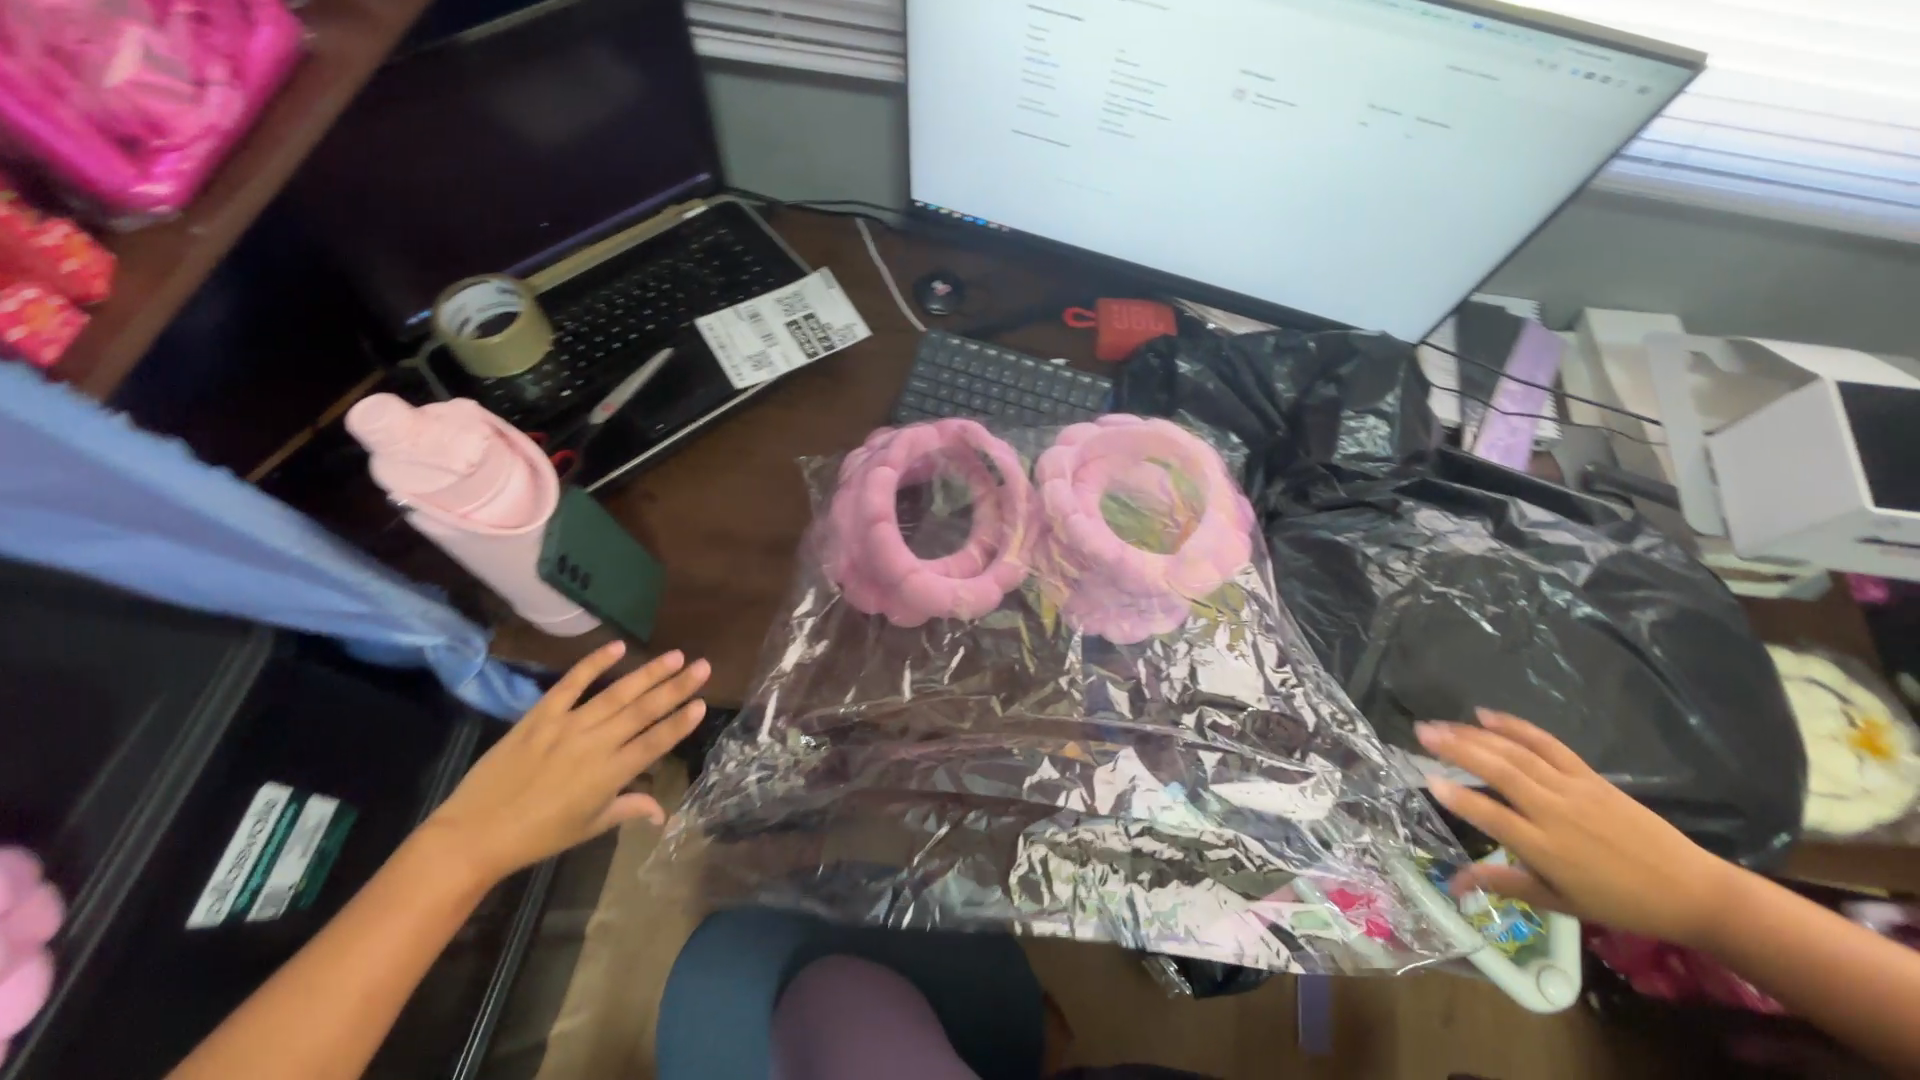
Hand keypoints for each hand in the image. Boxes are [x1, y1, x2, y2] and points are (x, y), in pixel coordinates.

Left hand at [420, 641, 710, 884]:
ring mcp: (566, 726)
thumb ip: (628, 809)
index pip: (655, 742)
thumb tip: (662, 812)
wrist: (475, 833)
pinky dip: (593, 664)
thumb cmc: (538, 837)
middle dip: (676, 687)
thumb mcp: (588, 827)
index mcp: (610, 775)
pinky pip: (571, 684)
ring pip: (616, 694)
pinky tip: (616, 647)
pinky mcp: (539, 716)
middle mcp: (594, 744)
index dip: (680, 723)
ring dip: (648, 673)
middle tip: (703, 666)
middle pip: (643, 711)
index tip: (702, 704)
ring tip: (675, 656)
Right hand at [1415, 709, 1738, 947]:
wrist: (1691, 891)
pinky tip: (1487, 715)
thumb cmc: (1620, 903)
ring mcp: (1574, 790)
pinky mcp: (1590, 777)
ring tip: (1442, 723)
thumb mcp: (1559, 903)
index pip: (1490, 815)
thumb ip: (1504, 883)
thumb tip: (1453, 885)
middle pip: (1498, 772)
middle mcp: (1554, 812)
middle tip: (1421, 733)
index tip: (1426, 780)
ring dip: (1475, 734)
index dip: (1456, 797)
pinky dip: (1515, 727)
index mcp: (1544, 848)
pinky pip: (1547, 745)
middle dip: (1456, 749)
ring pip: (1516, 753)